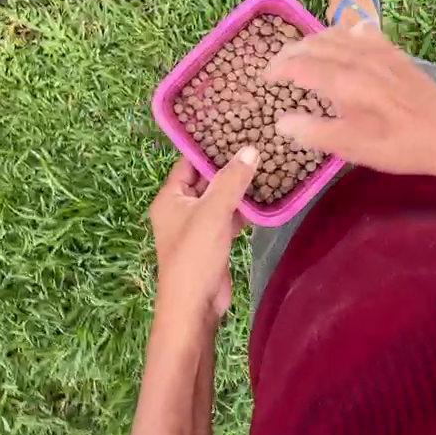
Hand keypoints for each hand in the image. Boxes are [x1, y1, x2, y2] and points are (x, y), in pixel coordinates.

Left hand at [146, 149, 258, 328]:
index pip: (189, 161)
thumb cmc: (195, 255)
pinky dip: (243, 206)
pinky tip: (264, 193)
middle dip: (229, 164)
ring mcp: (197, 225)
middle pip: (206, 178)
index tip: (234, 126)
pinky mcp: (213, 240)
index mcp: (170, 197)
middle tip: (256, 140)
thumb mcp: (213, 212)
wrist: (195, 307)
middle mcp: (181, 208)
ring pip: (219, 197)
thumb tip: (251, 149)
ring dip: (238, 185)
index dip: (209, 144)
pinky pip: (228, 215)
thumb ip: (232, 179)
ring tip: (265, 160)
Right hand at [263, 20, 435, 177]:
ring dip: (313, 40)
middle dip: (291, 51)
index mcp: (343, 82)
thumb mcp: (353, 148)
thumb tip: (282, 121)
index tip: (265, 76)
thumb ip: (315, 132)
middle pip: (315, 45)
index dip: (279, 68)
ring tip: (301, 50)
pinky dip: (343, 31)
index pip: (300, 66)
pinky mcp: (393, 52)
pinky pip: (361, 31)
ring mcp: (377, 52)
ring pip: (336, 34)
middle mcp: (357, 59)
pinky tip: (343, 35)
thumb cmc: (398, 145)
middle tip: (277, 64)